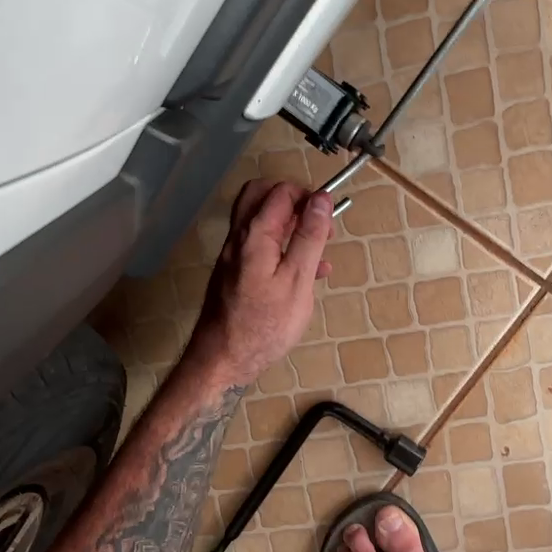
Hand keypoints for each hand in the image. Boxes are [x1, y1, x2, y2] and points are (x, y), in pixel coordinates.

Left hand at [182, 179, 334, 388]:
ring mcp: (233, 256)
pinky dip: (281, 248)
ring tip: (319, 250)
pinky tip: (305, 274)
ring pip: (260, 222)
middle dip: (293, 202)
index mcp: (254, 234)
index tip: (329, 215)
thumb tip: (321, 199)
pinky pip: (259, 247)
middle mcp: (238, 238)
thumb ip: (309, 237)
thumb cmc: (264, 324)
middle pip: (261, 197)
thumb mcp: (297, 280)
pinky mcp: (233, 274)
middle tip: (317, 222)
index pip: (280, 192)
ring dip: (290, 226)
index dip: (308, 196)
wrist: (222, 359)